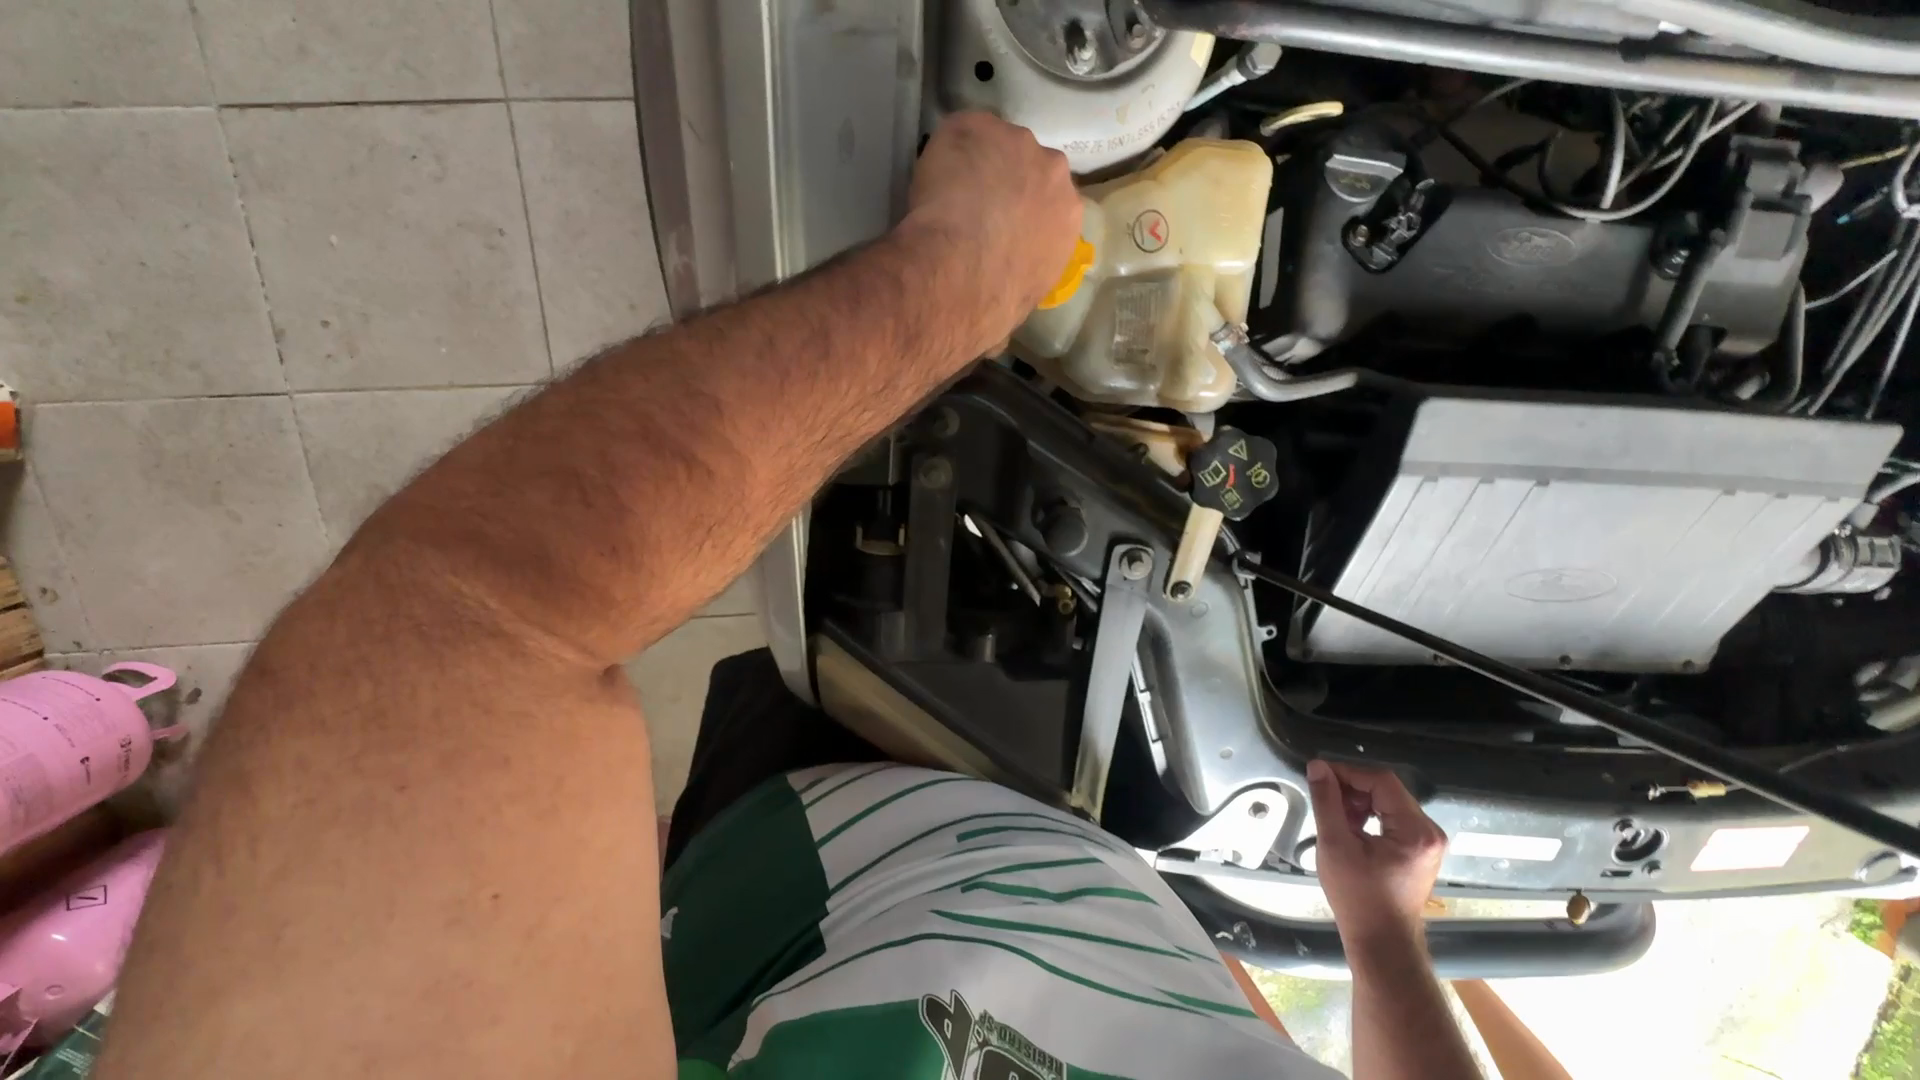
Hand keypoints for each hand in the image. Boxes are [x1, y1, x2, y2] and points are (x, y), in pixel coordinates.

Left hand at [901, 112, 1081, 330]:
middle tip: (975, 205)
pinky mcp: (978, 126)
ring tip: (948, 190)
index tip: (1002, 223)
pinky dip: (947, 148)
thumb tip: (996, 339)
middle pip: (1030, 167)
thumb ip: (1016, 302)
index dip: (1024, 210)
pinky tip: (931, 177)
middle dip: (1007, 181)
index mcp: (1069, 218)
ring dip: (978, 161)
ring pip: (996, 144)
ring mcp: (1016, 143)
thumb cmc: (994, 303)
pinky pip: (962, 131)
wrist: (962, 270)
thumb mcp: (1019, 310)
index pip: (1051, 203)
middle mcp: (1053, 172)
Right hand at [1305, 760, 1447, 952]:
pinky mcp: (1420, 850)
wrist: (1381, 941)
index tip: (1319, 775)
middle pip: (1387, 790)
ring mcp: (1428, 841)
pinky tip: (1350, 828)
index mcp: (1415, 830)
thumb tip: (1318, 767)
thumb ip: (1327, 802)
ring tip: (1335, 816)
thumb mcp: (1335, 845)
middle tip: (1324, 798)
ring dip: (1360, 802)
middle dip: (1353, 789)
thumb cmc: (1357, 896)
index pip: (1381, 781)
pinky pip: (1393, 818)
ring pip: (1389, 803)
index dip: (1348, 772)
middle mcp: (1429, 831)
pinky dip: (1370, 816)